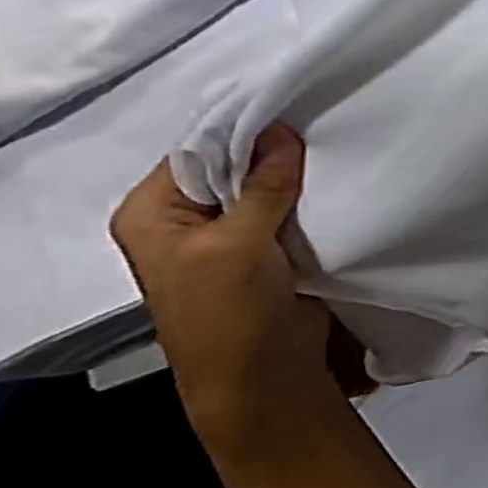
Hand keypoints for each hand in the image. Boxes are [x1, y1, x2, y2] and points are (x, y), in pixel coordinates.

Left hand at [110, 123, 333, 434]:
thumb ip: (262, 187)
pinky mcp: (268, 252)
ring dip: (297, 179)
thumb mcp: (238, 243)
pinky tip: (335, 187)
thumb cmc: (229, 310)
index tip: (294, 114)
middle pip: (232, 169)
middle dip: (275, 154)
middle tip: (321, 131)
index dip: (243, 133)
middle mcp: (185, 221)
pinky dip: (310, 201)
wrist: (264, 373)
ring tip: (334, 155)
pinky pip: (287, 213)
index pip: (196, 153)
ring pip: (264, 191)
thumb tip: (283, 132)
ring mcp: (228, 238)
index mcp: (152, 214)